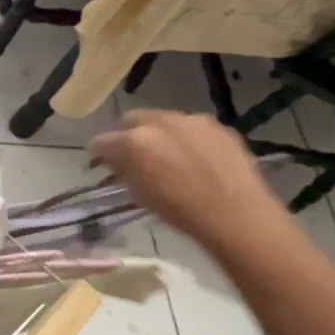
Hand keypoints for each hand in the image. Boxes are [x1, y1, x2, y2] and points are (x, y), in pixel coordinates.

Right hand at [85, 110, 288, 249]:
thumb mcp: (139, 194)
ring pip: (164, 120)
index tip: (100, 163)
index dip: (98, 153)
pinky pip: (192, 127)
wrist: (236, 214)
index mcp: (133, 142)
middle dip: (128, 134)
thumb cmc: (180, 211)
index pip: (102, 141)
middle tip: (133, 155)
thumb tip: (115, 161)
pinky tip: (195, 158)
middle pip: (132, 119)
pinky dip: (186, 138)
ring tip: (168, 155)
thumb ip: (123, 171)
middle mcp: (159, 123)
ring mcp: (191, 120)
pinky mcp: (217, 125)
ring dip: (159, 133)